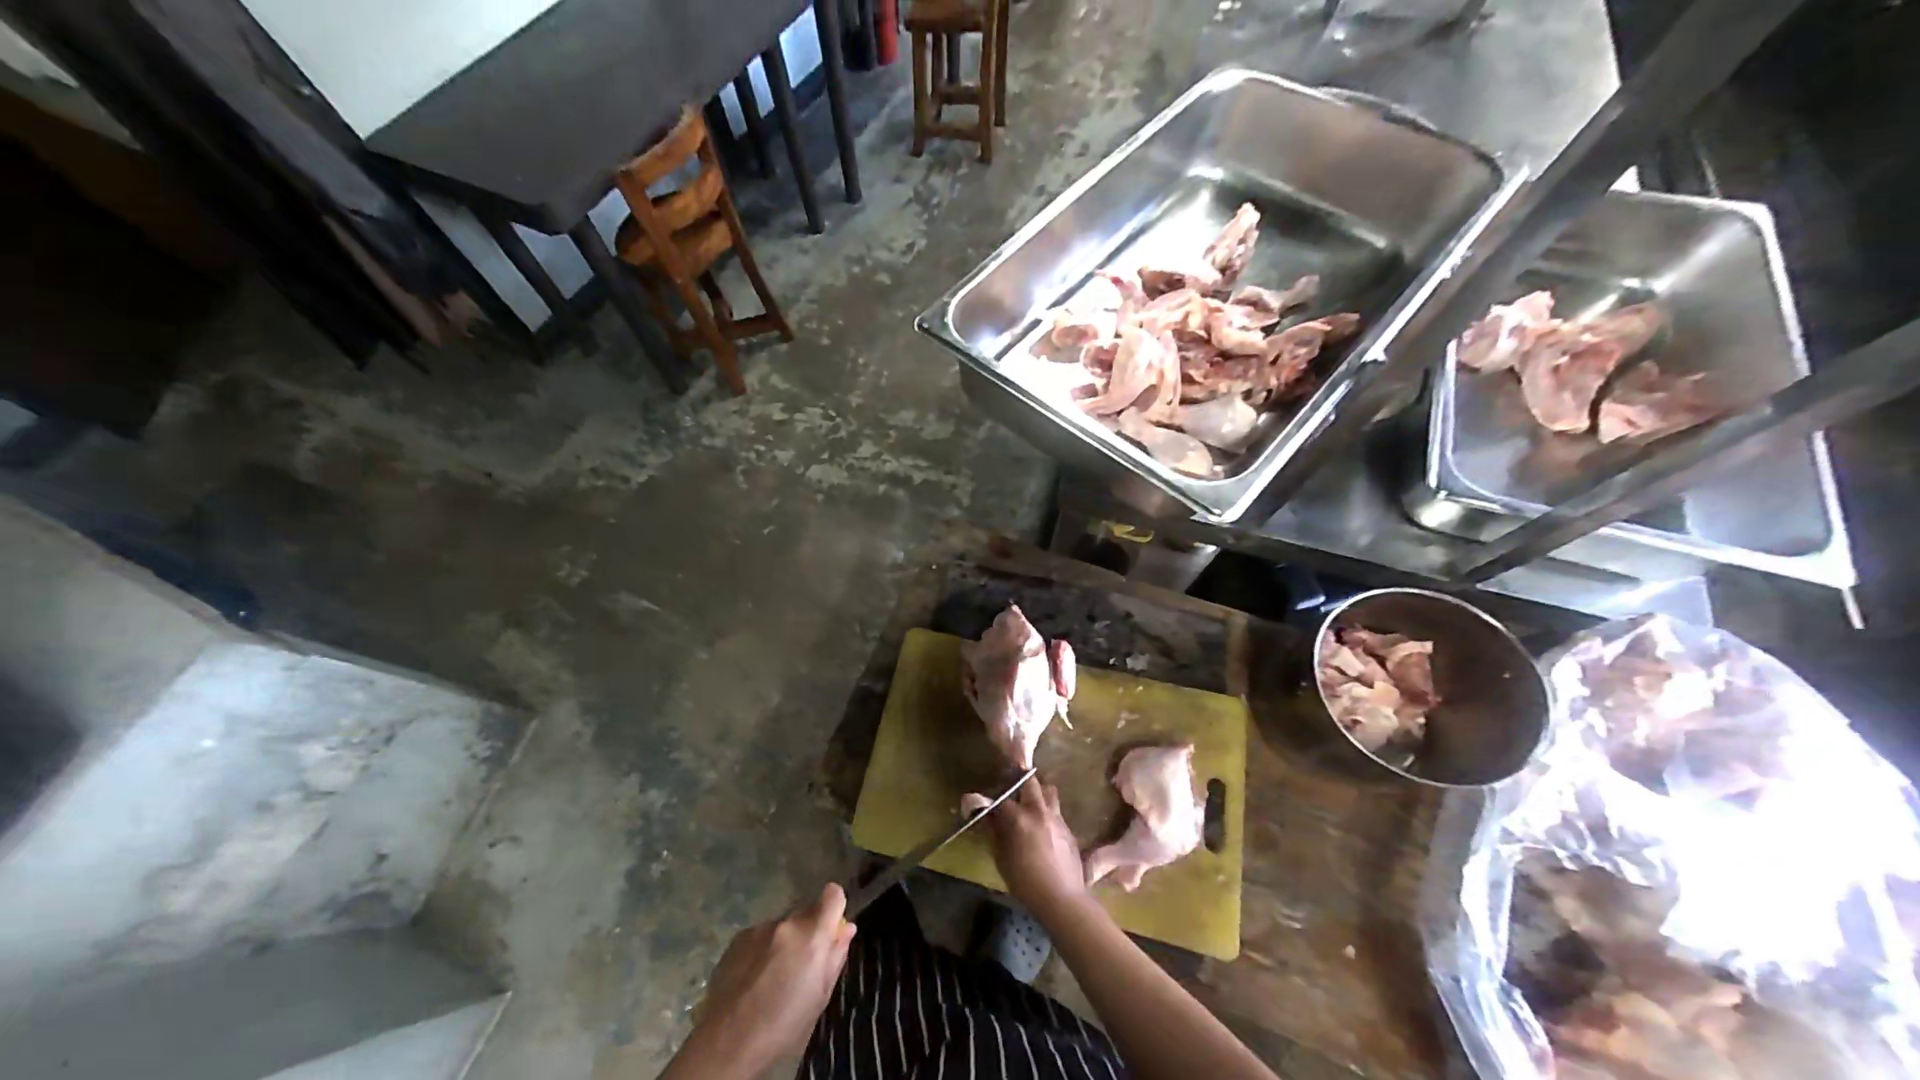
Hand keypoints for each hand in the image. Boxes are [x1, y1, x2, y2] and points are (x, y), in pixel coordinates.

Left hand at [664, 883, 855, 1078]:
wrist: (727, 1042)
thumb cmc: (784, 1026)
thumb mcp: (820, 997)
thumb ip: (836, 956)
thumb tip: (846, 929)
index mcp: (812, 935)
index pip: (833, 895)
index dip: (835, 907)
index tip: (831, 928)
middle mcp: (786, 923)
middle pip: (806, 912)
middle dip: (809, 931)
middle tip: (801, 964)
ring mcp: (759, 929)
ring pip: (782, 926)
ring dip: (783, 942)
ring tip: (772, 977)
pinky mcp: (737, 938)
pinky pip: (759, 936)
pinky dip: (762, 950)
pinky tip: (753, 979)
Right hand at [984, 781, 1091, 920]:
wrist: (1062, 899)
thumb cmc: (1025, 882)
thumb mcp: (1001, 858)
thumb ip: (993, 831)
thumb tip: (982, 813)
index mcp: (1020, 818)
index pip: (1001, 799)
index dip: (990, 800)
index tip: (983, 804)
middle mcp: (1040, 812)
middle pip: (1031, 782)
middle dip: (1020, 782)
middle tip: (1012, 794)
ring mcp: (1058, 819)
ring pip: (1049, 793)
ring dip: (1039, 795)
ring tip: (1030, 808)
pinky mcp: (1070, 830)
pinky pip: (1057, 813)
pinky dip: (1048, 815)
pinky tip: (1043, 832)